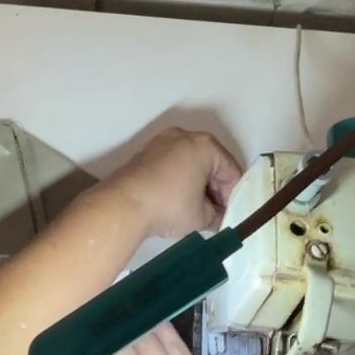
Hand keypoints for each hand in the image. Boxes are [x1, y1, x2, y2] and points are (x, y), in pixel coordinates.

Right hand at [76, 324, 269, 354]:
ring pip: (146, 340)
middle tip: (87, 318)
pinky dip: (158, 327)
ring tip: (112, 309)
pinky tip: (146, 316)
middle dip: (100, 332)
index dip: (79, 349)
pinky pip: (176, 345)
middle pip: (118, 348)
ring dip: (126, 324)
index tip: (71, 338)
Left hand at [98, 128, 241, 238]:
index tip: (226, 215)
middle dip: (214, 189)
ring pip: (190, 163)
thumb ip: (217, 215)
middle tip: (212, 214)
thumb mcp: (201, 217)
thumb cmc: (169, 206)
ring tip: (193, 210)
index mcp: (205, 145)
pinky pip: (171, 164)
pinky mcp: (145, 152)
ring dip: (196, 184)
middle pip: (211, 163)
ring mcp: (162, 142)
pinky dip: (178, 179)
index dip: (232, 197)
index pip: (231, 171)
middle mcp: (184, 136)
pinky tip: (174, 201)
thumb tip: (218, 218)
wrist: (122, 205)